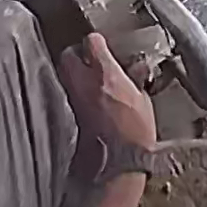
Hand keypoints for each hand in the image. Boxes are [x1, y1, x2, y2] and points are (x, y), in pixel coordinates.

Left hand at [58, 32, 157, 149]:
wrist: (116, 165)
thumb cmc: (134, 134)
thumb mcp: (143, 102)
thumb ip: (136, 81)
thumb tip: (136, 71)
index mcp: (105, 73)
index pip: (92, 41)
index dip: (96, 41)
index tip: (102, 44)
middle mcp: (83, 82)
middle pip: (68, 55)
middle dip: (76, 54)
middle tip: (89, 59)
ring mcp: (72, 98)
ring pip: (64, 73)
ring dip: (73, 73)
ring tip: (87, 78)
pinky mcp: (68, 114)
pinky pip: (67, 93)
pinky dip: (73, 92)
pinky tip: (86, 99)